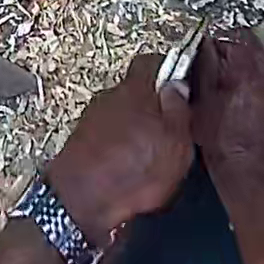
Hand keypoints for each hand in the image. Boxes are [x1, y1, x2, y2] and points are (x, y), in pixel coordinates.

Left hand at [46, 53, 193, 239]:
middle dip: (154, 106)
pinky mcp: (82, 141)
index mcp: (135, 88)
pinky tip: (131, 168)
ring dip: (136, 128)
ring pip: (123, 114)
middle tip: (172, 129)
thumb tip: (178, 84)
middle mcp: (111, 95)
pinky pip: (110, 136)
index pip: (151, 61)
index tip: (181, 86)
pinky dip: (121, 146)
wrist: (82, 202)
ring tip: (153, 155)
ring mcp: (93, 118)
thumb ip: (179, 108)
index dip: (169, 70)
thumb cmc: (133, 168)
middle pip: (137, 90)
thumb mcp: (175, 141)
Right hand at [193, 37, 263, 204]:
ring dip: (258, 66)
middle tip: (224, 64)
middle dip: (239, 52)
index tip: (210, 52)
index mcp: (246, 72)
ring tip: (243, 78)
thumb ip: (204, 69)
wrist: (248, 176)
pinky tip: (262, 94)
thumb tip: (205, 46)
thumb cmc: (221, 140)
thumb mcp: (202, 102)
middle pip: (256, 50)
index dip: (219, 44)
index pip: (234, 42)